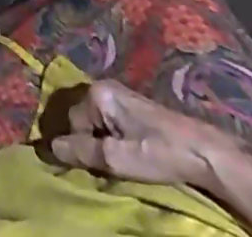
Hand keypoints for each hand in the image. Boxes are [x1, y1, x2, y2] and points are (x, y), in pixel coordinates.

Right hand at [49, 80, 242, 187]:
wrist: (200, 149)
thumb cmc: (157, 153)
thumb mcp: (116, 159)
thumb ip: (81, 151)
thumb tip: (51, 146)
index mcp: (99, 93)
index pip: (71, 122)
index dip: (81, 147)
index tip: (99, 164)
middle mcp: (105, 86)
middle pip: (81, 118)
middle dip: (89, 142)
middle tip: (110, 162)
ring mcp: (119, 93)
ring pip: (94, 122)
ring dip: (100, 142)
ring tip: (119, 159)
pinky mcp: (131, 105)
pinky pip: (107, 121)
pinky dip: (110, 137)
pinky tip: (127, 150)